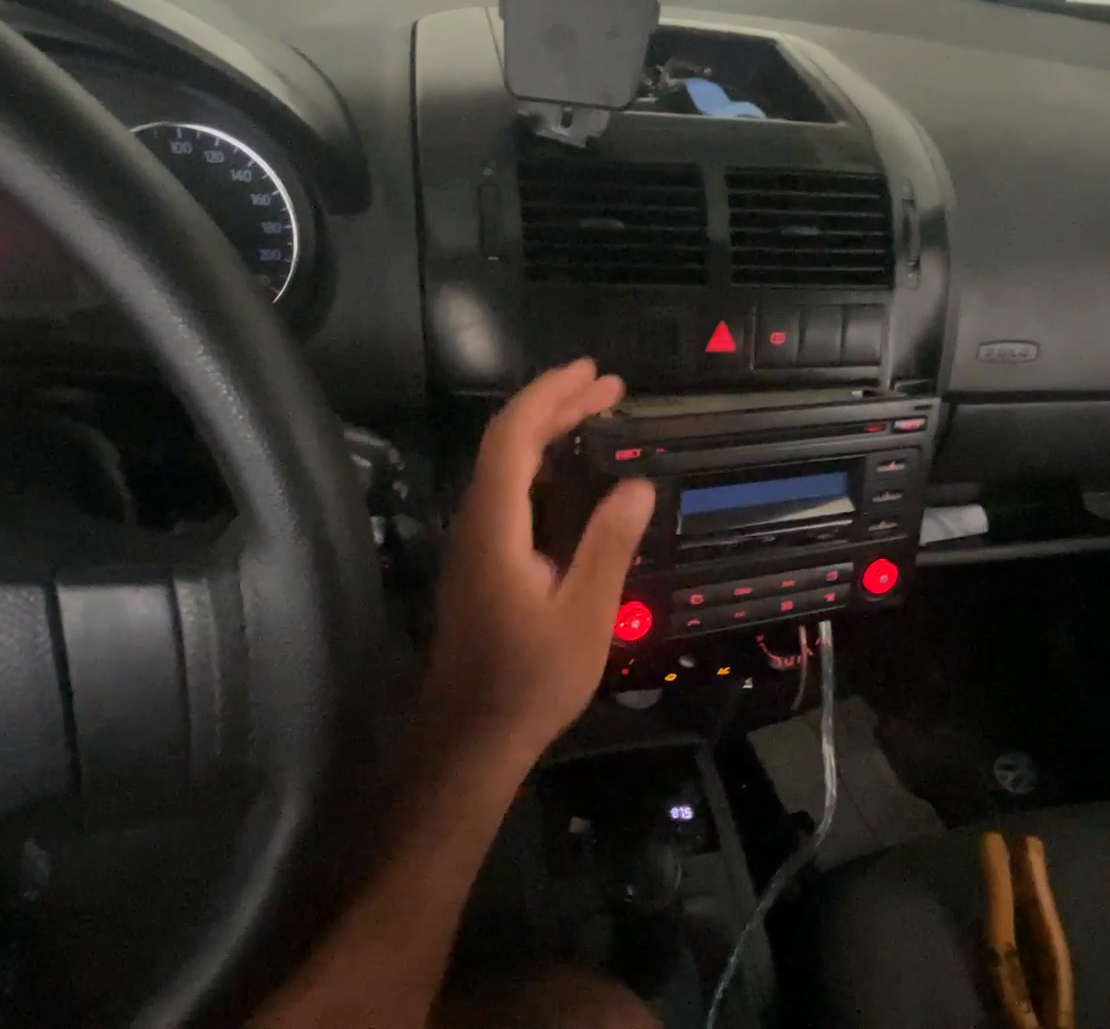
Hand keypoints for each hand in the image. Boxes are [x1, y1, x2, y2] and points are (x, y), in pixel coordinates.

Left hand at [429, 359, 655, 761]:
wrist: (472, 734)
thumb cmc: (531, 680)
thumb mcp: (584, 614)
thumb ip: (609, 545)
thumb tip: (638, 484)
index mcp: (495, 526)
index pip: (514, 437)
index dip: (551, 396)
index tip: (596, 375)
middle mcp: (474, 522)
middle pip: (505, 442)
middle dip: (553, 404)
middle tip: (607, 387)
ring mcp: (471, 542)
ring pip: (502, 466)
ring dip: (544, 432)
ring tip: (593, 415)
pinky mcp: (477, 561)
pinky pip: (505, 492)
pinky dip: (538, 465)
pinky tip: (567, 473)